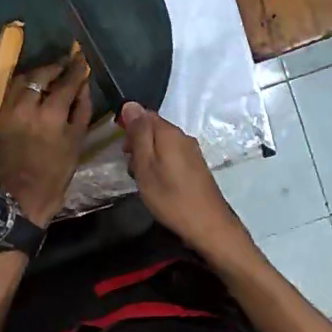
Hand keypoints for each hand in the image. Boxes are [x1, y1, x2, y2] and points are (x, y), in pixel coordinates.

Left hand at [0, 56, 92, 223]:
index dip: (76, 69)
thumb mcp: (77, 139)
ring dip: (39, 72)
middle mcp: (26, 106)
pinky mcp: (0, 115)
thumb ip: (82, 107)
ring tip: (53, 72)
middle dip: (56, 66)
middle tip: (68, 63)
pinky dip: (25, 82)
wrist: (25, 193)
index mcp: (50, 115)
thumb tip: (83, 83)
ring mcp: (10, 109)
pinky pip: (12, 89)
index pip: (66, 82)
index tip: (82, 59)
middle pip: (41, 74)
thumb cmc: (57, 170)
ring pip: (24, 78)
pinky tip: (36, 84)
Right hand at [119, 101, 253, 262]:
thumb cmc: (170, 196)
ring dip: (147, 157)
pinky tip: (158, 184)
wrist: (208, 226)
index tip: (123, 150)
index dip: (129, 128)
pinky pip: (171, 156)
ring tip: (143, 179)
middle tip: (132, 168)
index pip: (144, 114)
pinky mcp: (195, 167)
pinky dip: (159, 165)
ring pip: (160, 144)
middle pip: (152, 129)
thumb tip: (130, 104)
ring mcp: (191, 152)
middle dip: (137, 144)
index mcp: (169, 133)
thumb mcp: (145, 164)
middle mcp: (183, 137)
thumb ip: (138, 134)